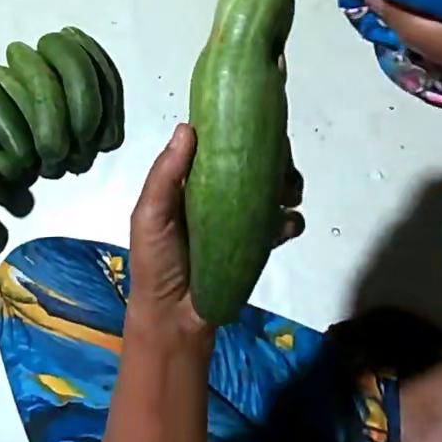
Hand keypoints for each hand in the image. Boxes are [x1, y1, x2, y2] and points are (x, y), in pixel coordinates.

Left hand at [128, 125, 303, 341]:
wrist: (176, 316)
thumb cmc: (156, 259)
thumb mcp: (150, 214)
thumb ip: (165, 175)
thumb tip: (187, 128)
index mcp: (186, 183)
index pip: (214, 148)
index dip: (235, 133)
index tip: (256, 125)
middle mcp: (214, 194)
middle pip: (250, 164)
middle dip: (271, 158)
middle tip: (281, 165)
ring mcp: (237, 218)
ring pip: (270, 189)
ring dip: (286, 184)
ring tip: (288, 192)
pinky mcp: (256, 243)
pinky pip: (281, 224)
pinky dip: (290, 219)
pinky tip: (287, 223)